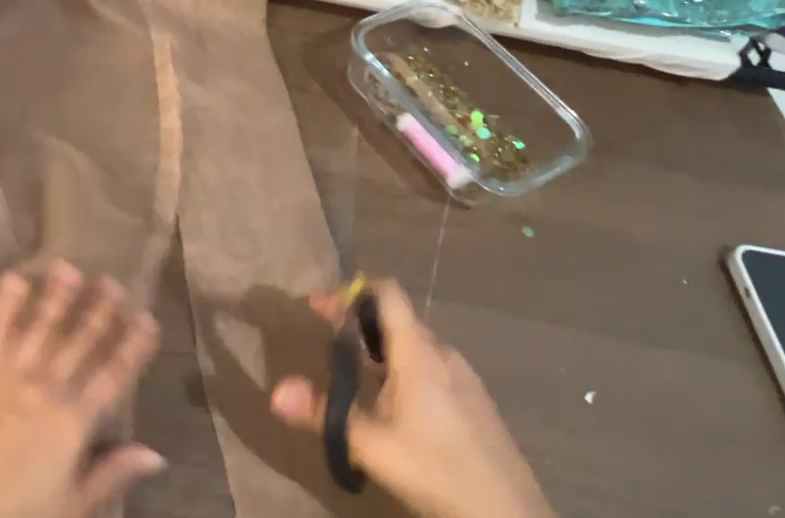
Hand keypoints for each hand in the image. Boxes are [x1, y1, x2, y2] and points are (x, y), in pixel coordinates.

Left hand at [0, 262, 164, 517]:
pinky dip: (3, 304)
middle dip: (98, 312)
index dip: (132, 348)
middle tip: (113, 282)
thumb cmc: (14, 513)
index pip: (112, 376)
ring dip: (56, 297)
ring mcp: (11, 376)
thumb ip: (111, 473)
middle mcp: (47, 389)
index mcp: (74, 423)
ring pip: (41, 327)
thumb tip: (156, 454)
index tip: (148, 318)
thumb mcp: (71, 504)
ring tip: (69, 268)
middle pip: (79, 343)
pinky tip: (13, 278)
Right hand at [269, 281, 553, 517]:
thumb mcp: (373, 445)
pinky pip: (434, 369)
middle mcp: (443, 354)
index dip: (352, 290)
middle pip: (397, 320)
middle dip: (359, 325)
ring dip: (383, 350)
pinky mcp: (476, 402)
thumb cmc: (436, 469)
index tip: (321, 306)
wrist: (509, 517)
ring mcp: (465, 378)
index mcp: (417, 352)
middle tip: (328, 342)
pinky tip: (398, 407)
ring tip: (358, 376)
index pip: (387, 293)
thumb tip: (275, 392)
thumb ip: (324, 413)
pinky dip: (407, 371)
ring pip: (416, 347)